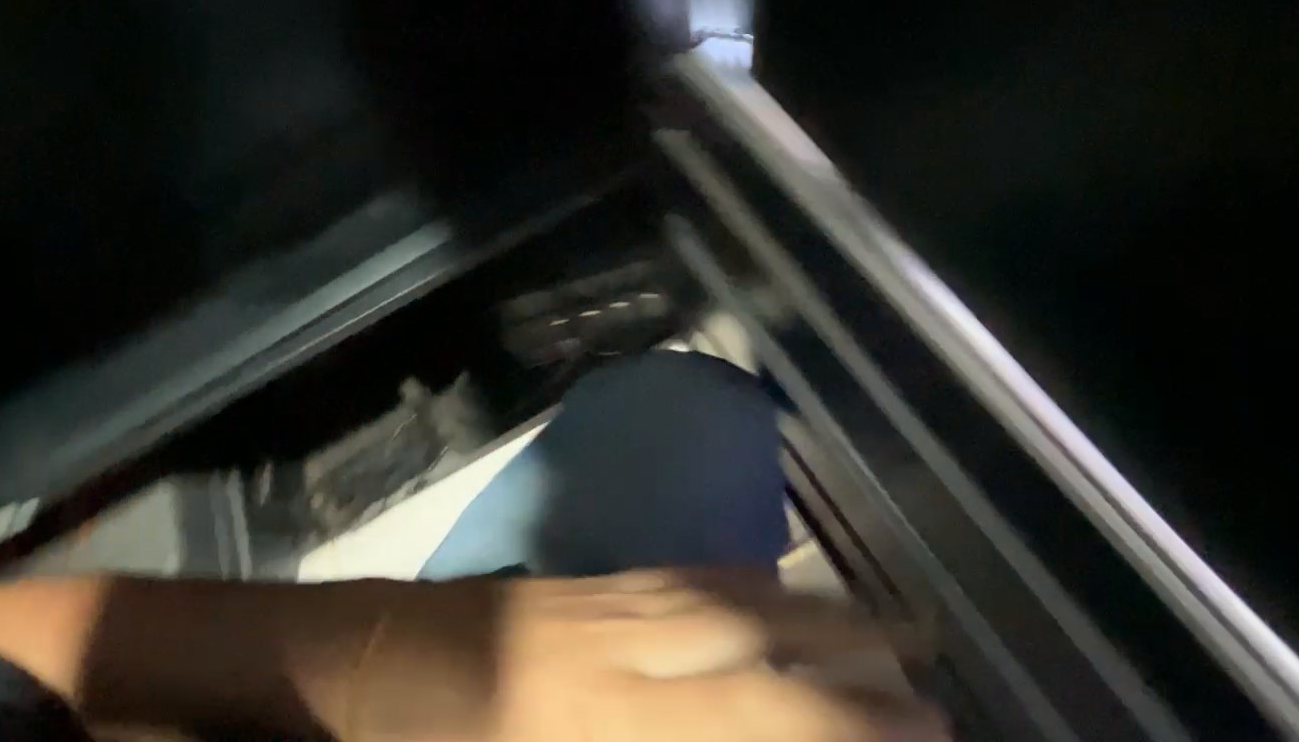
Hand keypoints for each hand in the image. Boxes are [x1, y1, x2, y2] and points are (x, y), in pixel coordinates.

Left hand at [329, 569, 947, 741]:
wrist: (369, 665)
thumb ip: (663, 739)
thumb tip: (739, 719)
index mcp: (602, 718)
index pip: (751, 715)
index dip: (840, 721)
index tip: (922, 724)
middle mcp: (615, 649)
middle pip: (748, 642)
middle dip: (845, 655)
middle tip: (929, 661)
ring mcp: (597, 604)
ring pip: (719, 595)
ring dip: (803, 605)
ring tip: (879, 616)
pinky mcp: (580, 582)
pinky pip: (675, 574)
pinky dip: (734, 578)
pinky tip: (770, 586)